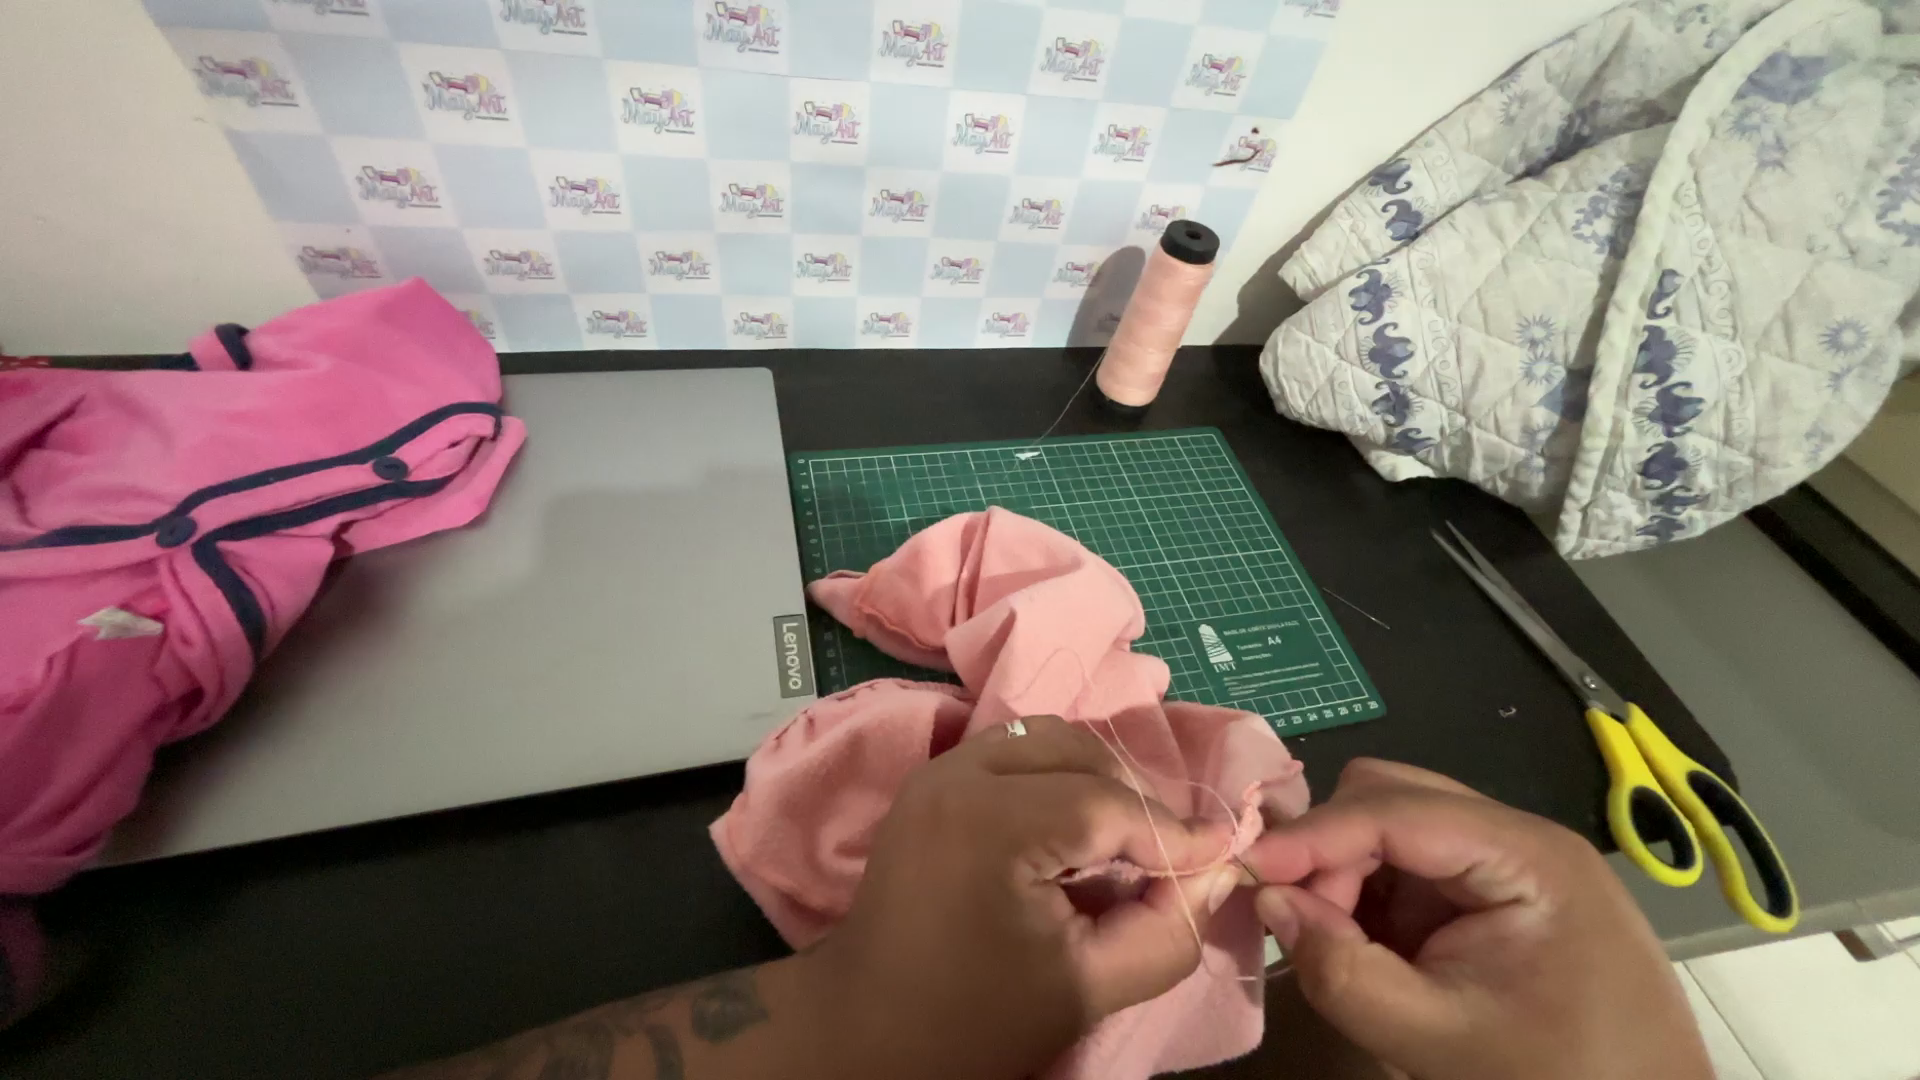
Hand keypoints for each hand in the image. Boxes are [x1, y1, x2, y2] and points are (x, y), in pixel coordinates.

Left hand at [804, 715, 1243, 1079]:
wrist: (868, 1024)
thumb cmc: (975, 1017)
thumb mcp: (1086, 990)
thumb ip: (1167, 930)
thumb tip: (1217, 868)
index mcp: (992, 820)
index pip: (1108, 804)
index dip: (1172, 831)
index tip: (1223, 854)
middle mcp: (961, 770)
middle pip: (1079, 751)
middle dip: (1132, 797)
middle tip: (1163, 855)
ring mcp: (940, 766)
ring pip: (1047, 737)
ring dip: (1094, 776)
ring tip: (1118, 838)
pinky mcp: (933, 775)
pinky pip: (1014, 747)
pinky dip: (1055, 772)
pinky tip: (1069, 824)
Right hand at [1243, 759, 1711, 1079]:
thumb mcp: (1439, 1043)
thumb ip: (1342, 972)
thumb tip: (1267, 899)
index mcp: (1525, 856)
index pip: (1391, 810)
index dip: (1312, 834)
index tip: (1250, 868)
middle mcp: (1512, 835)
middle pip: (1384, 795)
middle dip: (1330, 849)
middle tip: (1308, 917)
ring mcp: (1500, 856)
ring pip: (1382, 819)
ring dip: (1342, 869)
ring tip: (1341, 938)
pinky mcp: (1484, 883)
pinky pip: (1397, 857)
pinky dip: (1363, 889)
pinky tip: (1369, 940)